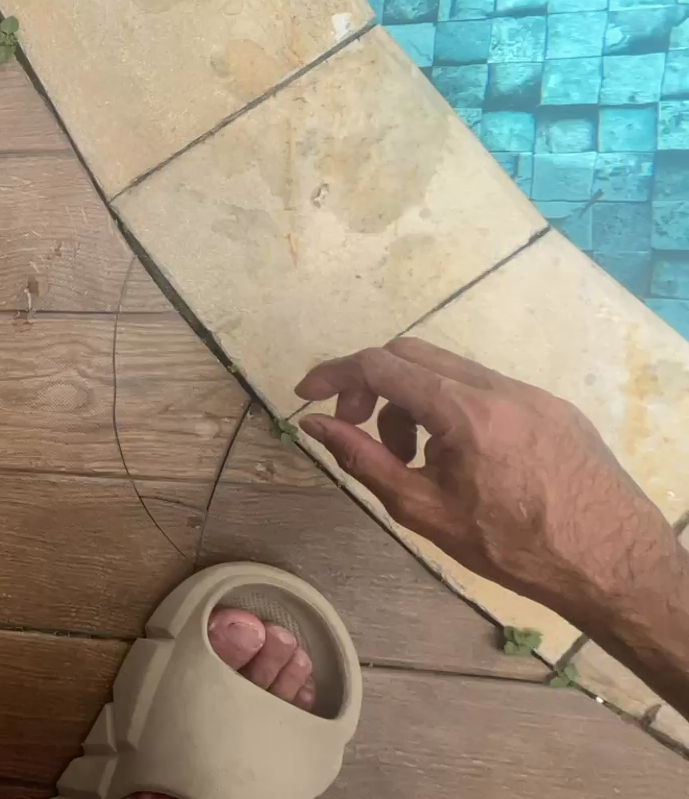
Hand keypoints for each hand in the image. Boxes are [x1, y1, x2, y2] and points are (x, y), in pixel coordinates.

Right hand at [295, 338, 680, 621]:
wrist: (625, 576)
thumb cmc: (512, 546)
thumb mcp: (419, 506)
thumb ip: (360, 457)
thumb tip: (313, 422)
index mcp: (468, 413)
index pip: (380, 366)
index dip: (332, 374)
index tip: (305, 395)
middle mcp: (503, 391)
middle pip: (409, 354)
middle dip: (367, 382)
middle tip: (353, 423)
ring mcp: (535, 398)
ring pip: (444, 370)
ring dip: (406, 397)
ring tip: (407, 452)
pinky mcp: (556, 412)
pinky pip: (481, 388)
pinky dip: (445, 406)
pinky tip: (450, 452)